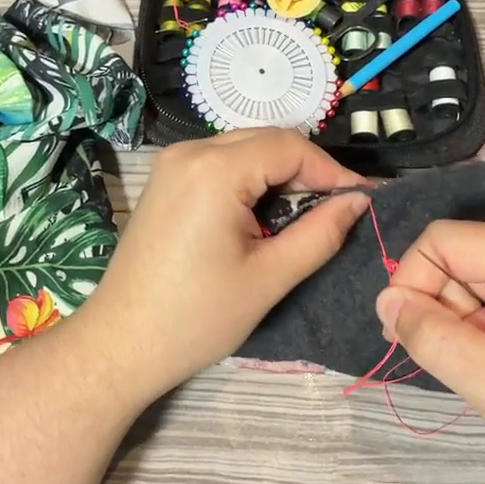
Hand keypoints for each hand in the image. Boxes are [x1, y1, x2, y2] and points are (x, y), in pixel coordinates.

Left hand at [73, 129, 368, 400]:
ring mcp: (172, 163)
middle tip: (338, 209)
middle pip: (266, 140)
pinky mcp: (165, 179)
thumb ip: (320, 233)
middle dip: (307, 170)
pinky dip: (250, 177)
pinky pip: (220, 161)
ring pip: (244, 148)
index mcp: (214, 170)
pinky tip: (264, 213)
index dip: (331, 170)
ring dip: (279, 173)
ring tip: (306, 214)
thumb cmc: (196, 317)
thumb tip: (359, 201)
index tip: (363, 199)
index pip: (289, 146)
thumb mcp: (268, 277)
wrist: (121, 343)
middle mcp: (189, 152)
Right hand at [374, 221, 484, 483]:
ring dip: (462, 332)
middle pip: (457, 262)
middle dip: (440, 311)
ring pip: (472, 288)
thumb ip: (435, 339)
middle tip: (461, 370)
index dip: (413, 282)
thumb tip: (386, 302)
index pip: (443, 241)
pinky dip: (484, 341)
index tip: (407, 338)